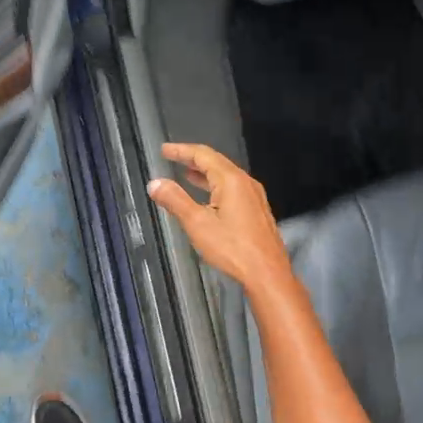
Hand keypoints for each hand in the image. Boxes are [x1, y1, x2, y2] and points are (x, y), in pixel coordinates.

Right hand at [148, 143, 294, 292]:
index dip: (182, 150)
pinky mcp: (257, 210)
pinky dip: (215, 186)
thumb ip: (175, 200)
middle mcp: (245, 182)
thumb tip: (154, 183)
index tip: (164, 150)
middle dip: (193, 159)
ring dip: (204, 173)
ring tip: (186, 174)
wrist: (267, 273)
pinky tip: (208, 197)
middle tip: (172, 158)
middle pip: (216, 162)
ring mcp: (254, 196)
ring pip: (226, 176)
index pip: (203, 155)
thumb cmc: (232, 248)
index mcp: (231, 180)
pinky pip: (233, 188)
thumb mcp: (197, 224)